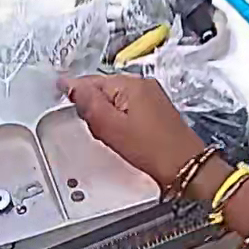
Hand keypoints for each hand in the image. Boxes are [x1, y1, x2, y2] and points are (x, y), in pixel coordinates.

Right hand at [64, 74, 205, 186]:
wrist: (185, 167)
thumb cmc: (151, 150)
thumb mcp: (111, 128)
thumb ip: (88, 103)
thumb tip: (70, 85)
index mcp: (130, 84)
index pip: (91, 81)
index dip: (75, 94)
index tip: (63, 104)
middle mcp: (142, 84)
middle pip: (103, 89)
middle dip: (92, 107)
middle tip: (94, 129)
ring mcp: (151, 96)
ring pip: (114, 100)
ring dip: (105, 115)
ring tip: (110, 135)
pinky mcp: (155, 110)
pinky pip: (127, 108)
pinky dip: (119, 120)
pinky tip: (122, 136)